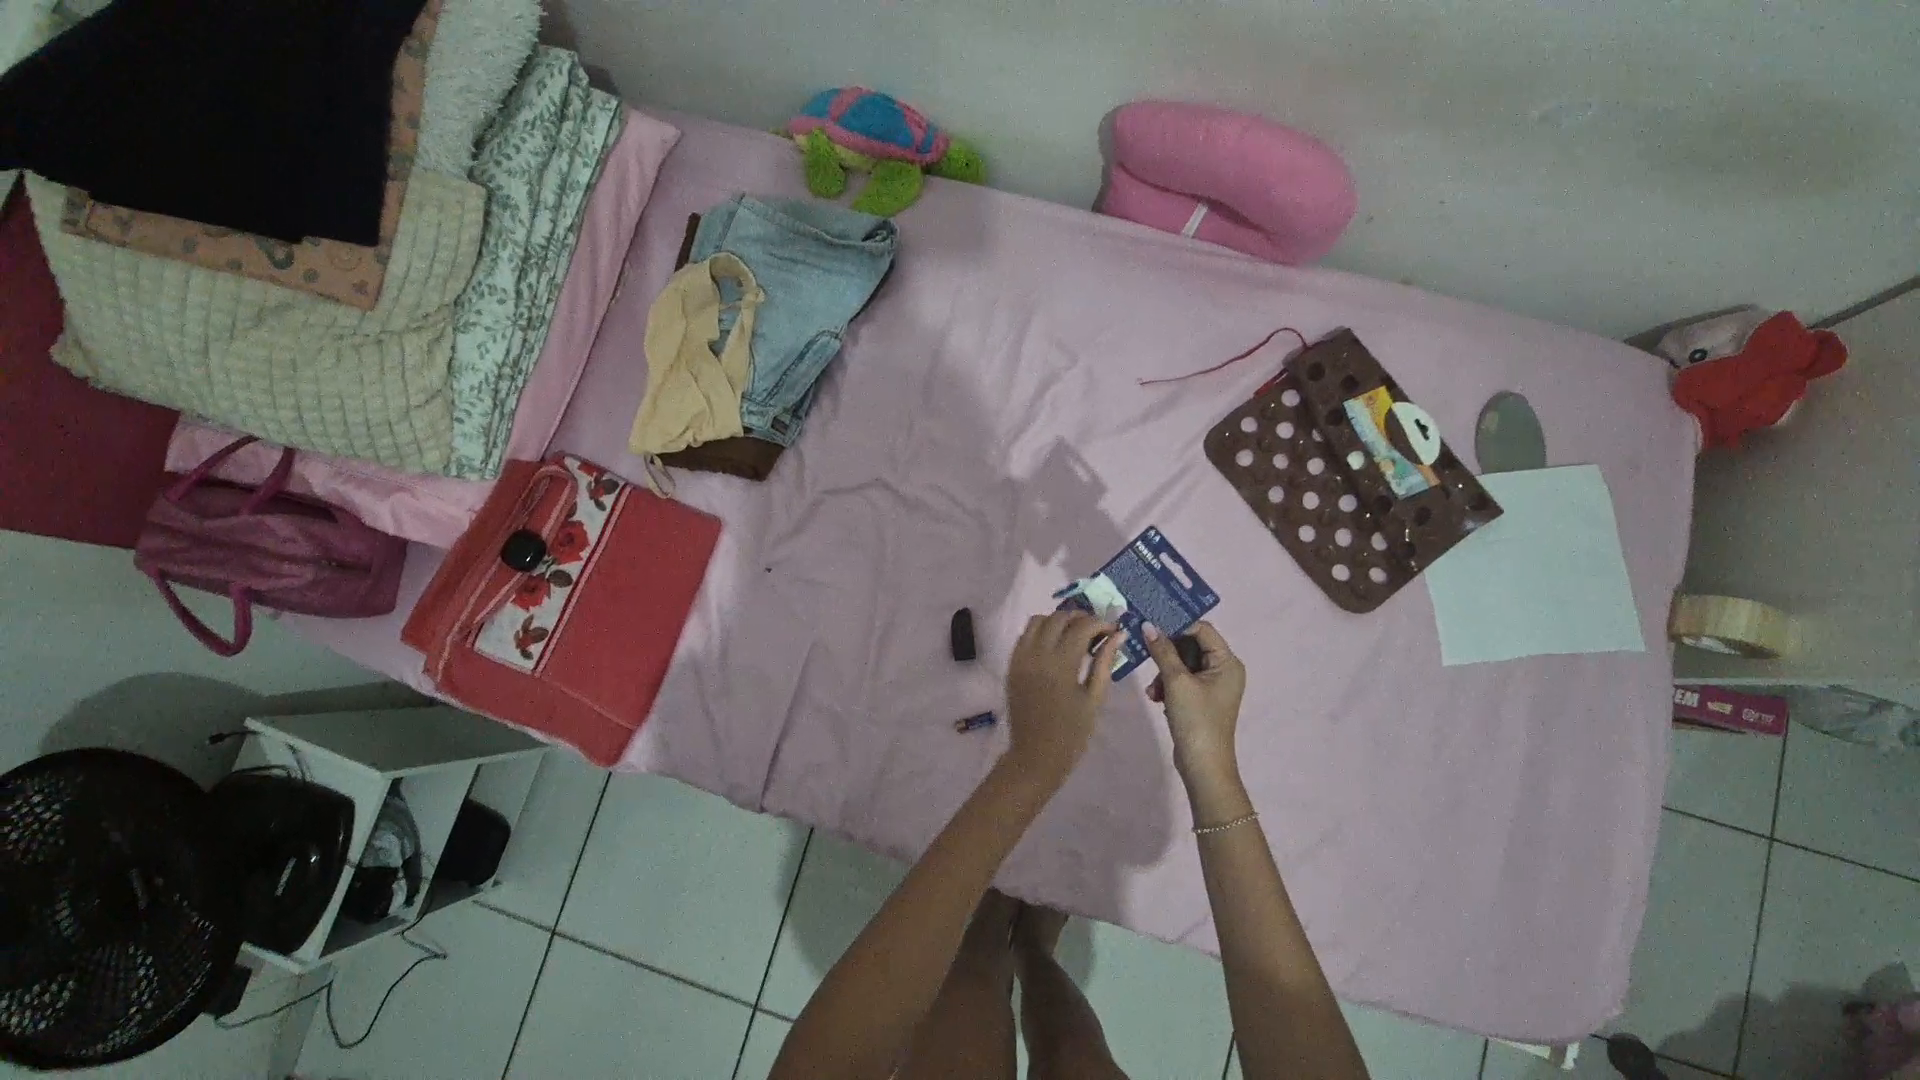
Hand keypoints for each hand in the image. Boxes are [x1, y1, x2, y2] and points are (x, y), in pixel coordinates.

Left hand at [1003, 611, 1122, 787]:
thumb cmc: (1072, 733)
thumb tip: (1119, 635)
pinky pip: (1025, 635)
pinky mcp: (1012, 664)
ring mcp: (1021, 658)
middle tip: (1097, 631)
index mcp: (1061, 664)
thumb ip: (1105, 662)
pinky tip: (1055, 644)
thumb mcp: (1094, 698)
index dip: (1101, 623)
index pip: (1082, 627)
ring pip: (1038, 620)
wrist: (1035, 756)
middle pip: (1059, 618)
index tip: (1114, 630)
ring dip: (1058, 620)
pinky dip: (1041, 631)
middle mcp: (1037, 654)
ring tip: (1075, 634)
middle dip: (1081, 618)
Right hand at [1142, 621, 1245, 786]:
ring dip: (1164, 672)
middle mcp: (1224, 670)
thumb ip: (1163, 651)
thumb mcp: (1176, 682)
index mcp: (1228, 662)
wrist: (1203, 765)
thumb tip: (1148, 625)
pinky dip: (1168, 685)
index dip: (1177, 626)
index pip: (1202, 630)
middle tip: (1146, 655)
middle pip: (1191, 646)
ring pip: (1183, 664)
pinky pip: (1182, 680)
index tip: (1151, 625)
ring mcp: (1213, 686)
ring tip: (1153, 690)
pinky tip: (1157, 698)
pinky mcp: (1201, 699)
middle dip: (1167, 653)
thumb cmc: (1196, 720)